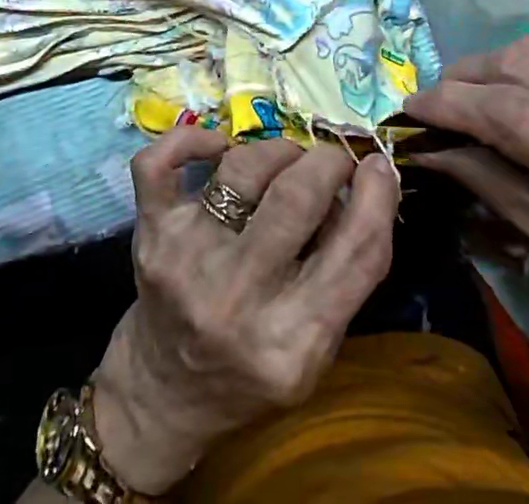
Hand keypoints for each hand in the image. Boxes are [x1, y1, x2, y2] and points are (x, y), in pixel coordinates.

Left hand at [88, 129, 399, 494]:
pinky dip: (190, 139)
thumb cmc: (251, 369)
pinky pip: (157, 164)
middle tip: (330, 162)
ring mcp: (186, 259)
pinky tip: (219, 147)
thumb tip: (360, 186)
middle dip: (326, 163)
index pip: (357, 251)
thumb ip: (344, 275)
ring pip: (240, 168)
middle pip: (297, 197)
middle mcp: (237, 296)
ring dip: (275, 151)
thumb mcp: (316, 348)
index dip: (378, 197)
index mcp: (293, 339)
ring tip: (285, 161)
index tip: (379, 167)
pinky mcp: (150, 234)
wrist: (167, 389)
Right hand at [403, 36, 528, 361]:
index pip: (510, 114)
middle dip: (463, 79)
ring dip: (491, 66)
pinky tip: (520, 86)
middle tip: (437, 104)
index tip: (410, 109)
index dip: (449, 102)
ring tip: (471, 94)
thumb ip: (487, 183)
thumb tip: (425, 148)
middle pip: (521, 67)